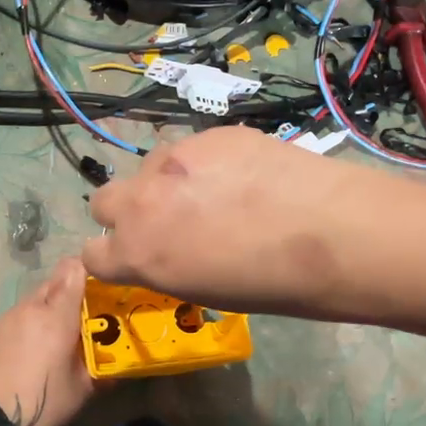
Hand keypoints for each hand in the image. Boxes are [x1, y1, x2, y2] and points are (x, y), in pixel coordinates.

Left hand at [0, 256, 93, 425]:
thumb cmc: (46, 403)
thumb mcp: (85, 387)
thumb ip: (102, 362)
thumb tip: (120, 360)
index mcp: (56, 315)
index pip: (73, 270)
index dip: (88, 271)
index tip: (102, 286)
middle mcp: (30, 307)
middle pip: (54, 281)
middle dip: (71, 291)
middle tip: (85, 314)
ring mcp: (8, 317)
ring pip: (35, 298)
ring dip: (49, 306)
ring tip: (60, 332)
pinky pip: (20, 314)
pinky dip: (32, 321)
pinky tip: (37, 346)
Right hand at [84, 127, 369, 318]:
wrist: (331, 232)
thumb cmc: (273, 285)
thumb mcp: (204, 291)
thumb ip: (166, 266)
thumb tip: (166, 252)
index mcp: (137, 253)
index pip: (94, 255)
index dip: (114, 258)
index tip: (138, 258)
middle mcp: (142, 202)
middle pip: (103, 202)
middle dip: (127, 214)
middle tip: (168, 224)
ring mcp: (174, 161)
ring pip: (148, 169)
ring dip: (165, 184)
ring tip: (214, 195)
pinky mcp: (209, 135)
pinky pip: (190, 150)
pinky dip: (205, 164)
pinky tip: (245, 176)